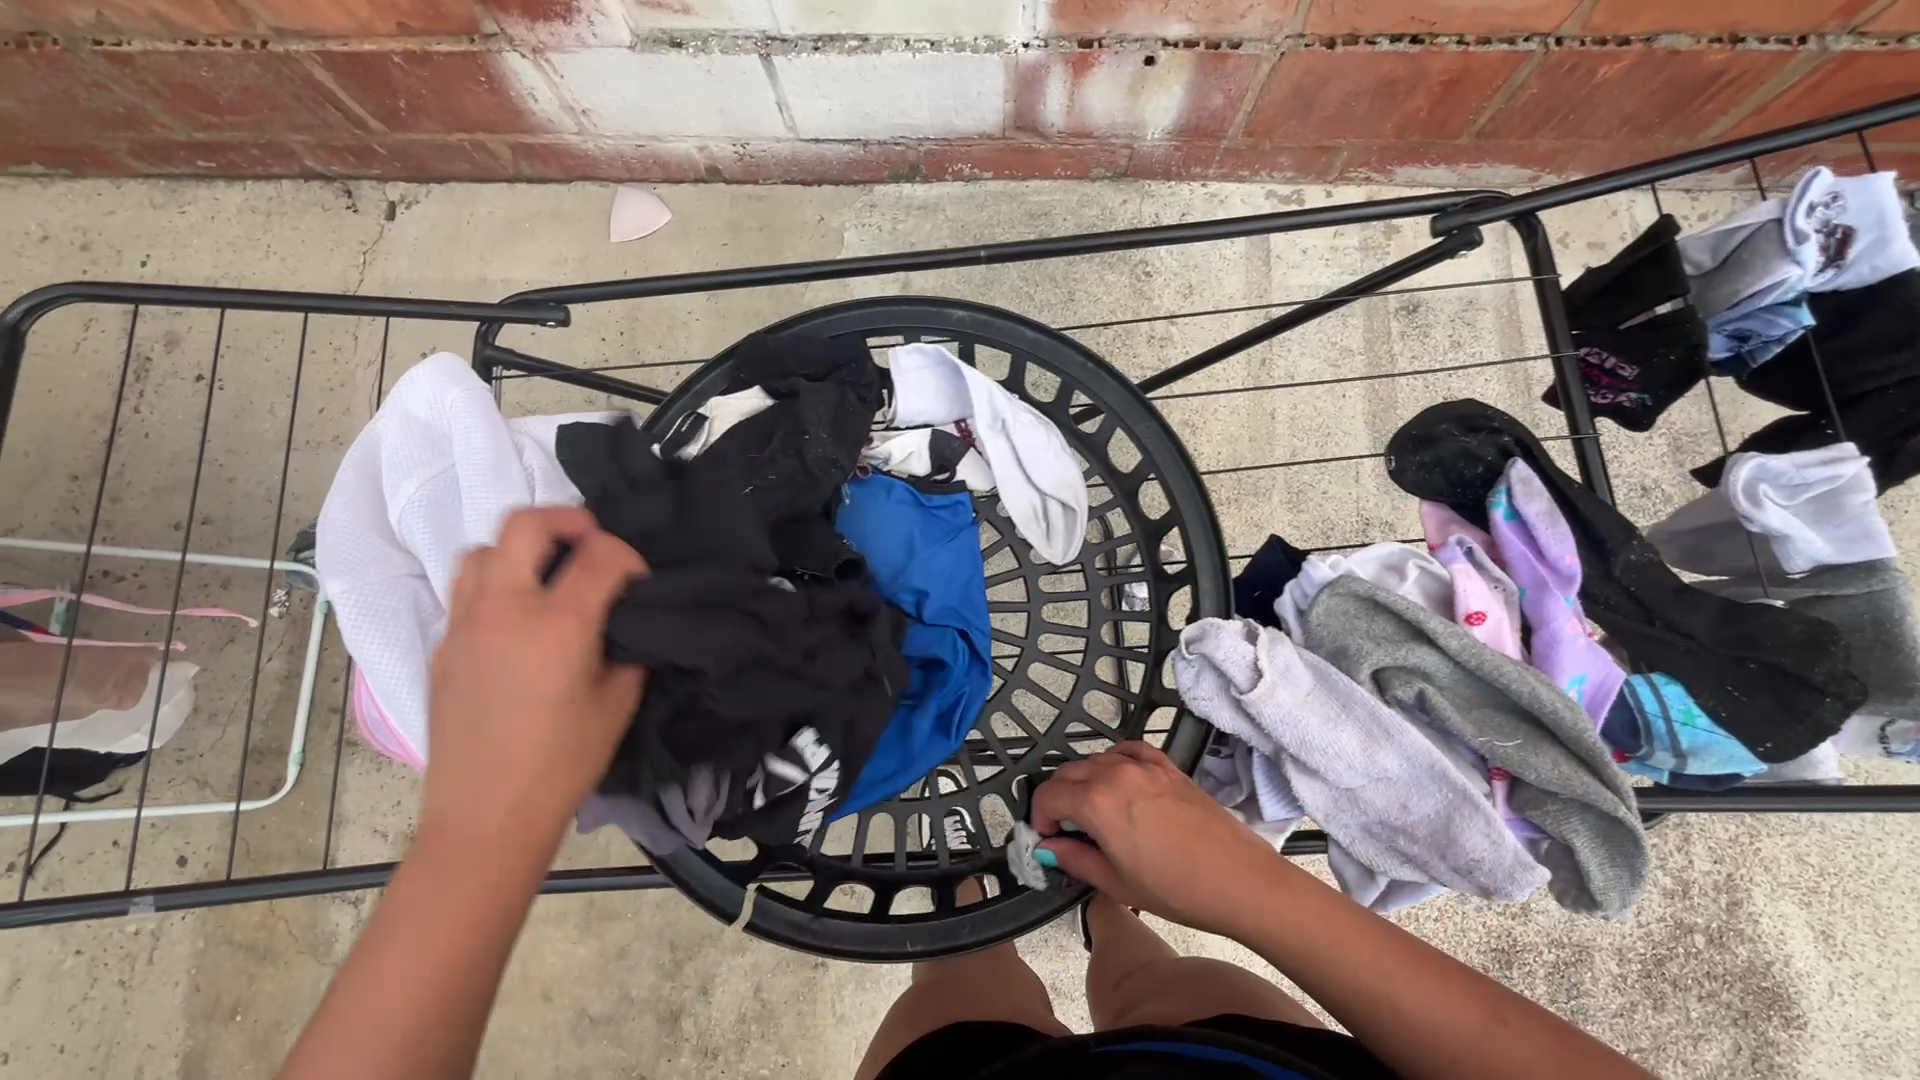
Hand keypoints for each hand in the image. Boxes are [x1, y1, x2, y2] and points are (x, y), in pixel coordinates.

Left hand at [422, 506, 647, 849]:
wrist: (487, 813)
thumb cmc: (564, 762)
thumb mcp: (619, 701)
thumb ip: (628, 646)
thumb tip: (626, 618)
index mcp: (558, 624)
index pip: (601, 554)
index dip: (629, 555)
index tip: (640, 578)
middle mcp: (504, 609)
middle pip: (525, 524)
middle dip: (567, 520)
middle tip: (591, 542)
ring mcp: (464, 624)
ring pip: (482, 550)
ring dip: (520, 549)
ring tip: (546, 576)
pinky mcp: (442, 645)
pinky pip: (465, 590)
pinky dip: (496, 583)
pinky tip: (517, 619)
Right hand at [1033, 741, 1285, 935]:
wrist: (1240, 880)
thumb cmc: (1178, 889)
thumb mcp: (1115, 882)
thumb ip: (1074, 859)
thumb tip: (1048, 847)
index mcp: (1097, 802)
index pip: (1047, 795)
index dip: (1039, 818)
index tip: (1048, 838)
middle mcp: (1115, 773)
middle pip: (1066, 773)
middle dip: (1058, 800)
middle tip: (1067, 831)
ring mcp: (1144, 765)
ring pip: (1094, 760)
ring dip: (1083, 782)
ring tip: (1094, 814)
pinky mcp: (1167, 765)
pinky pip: (1127, 749)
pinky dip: (1114, 760)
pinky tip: (1118, 780)